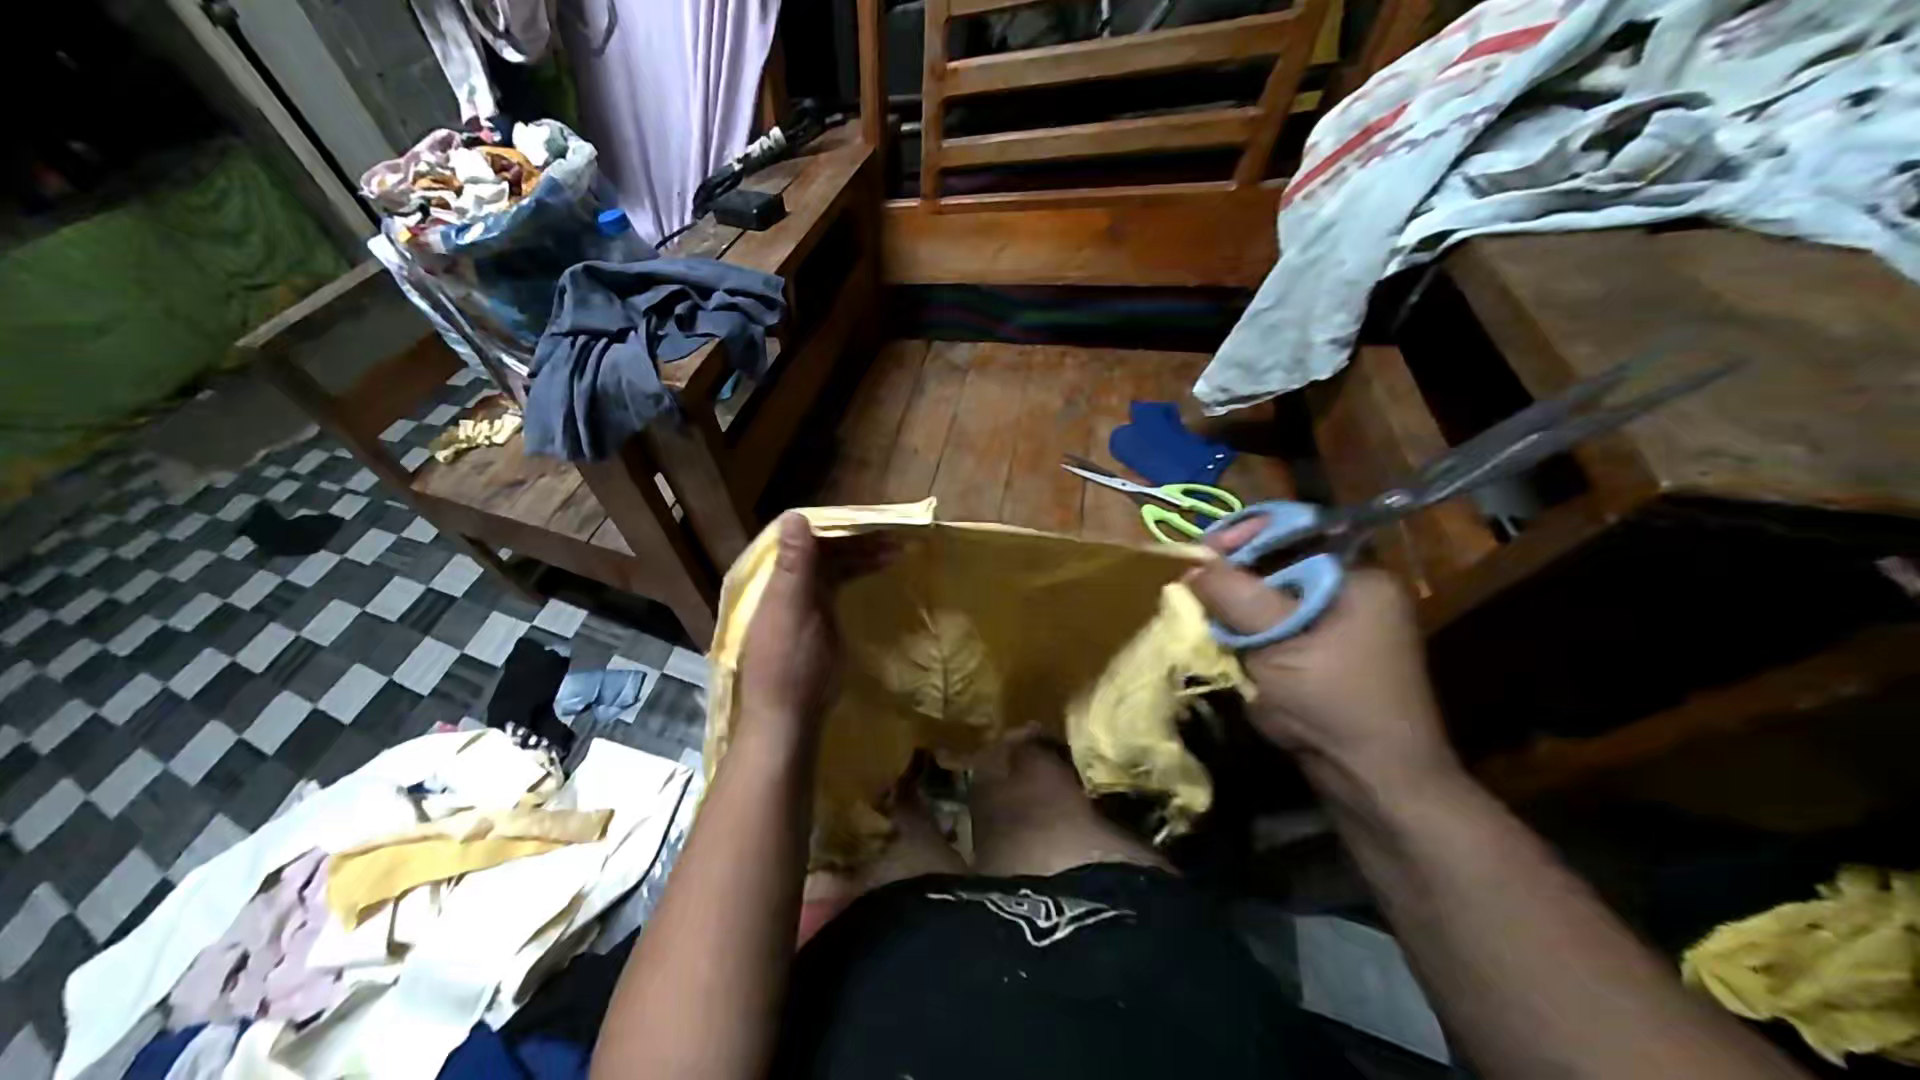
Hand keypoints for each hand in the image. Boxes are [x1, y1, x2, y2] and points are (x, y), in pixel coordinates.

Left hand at [736, 515, 892, 737]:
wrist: (789, 715)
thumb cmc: (789, 662)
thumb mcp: (792, 609)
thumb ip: (794, 564)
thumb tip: (794, 514)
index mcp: (774, 577)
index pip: (804, 536)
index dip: (836, 525)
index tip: (871, 519)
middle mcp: (787, 582)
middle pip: (823, 549)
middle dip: (857, 540)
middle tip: (895, 535)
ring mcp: (803, 600)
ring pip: (834, 565)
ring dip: (863, 555)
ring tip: (899, 549)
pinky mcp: (820, 617)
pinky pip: (839, 583)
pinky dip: (860, 573)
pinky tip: (880, 568)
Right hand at [1186, 518, 1460, 790]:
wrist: (1377, 783)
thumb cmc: (1336, 706)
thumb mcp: (1278, 646)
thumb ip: (1235, 598)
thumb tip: (1191, 565)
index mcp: (1357, 579)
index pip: (1293, 534)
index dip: (1244, 537)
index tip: (1201, 553)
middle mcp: (1352, 593)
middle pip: (1278, 566)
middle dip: (1236, 581)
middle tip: (1196, 593)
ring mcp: (1339, 626)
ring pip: (1271, 600)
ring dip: (1239, 614)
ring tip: (1209, 625)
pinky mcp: (1324, 654)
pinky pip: (1276, 628)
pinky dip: (1251, 637)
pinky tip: (1233, 652)